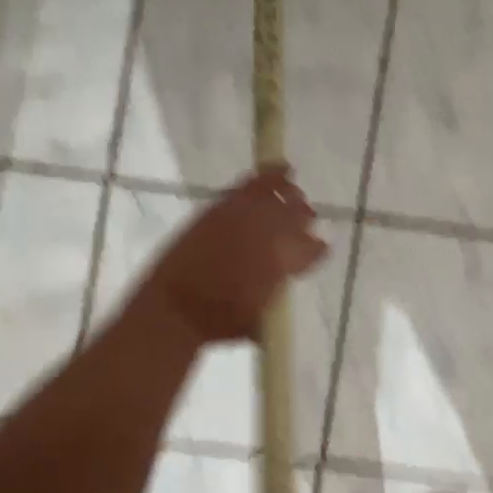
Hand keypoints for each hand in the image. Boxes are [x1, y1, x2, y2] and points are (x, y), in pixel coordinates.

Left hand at [144, 166, 328, 344]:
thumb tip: (285, 277)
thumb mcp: (262, 316)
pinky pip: (252, 184)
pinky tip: (282, 169)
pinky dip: (271, 175)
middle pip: (299, 217)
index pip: (313, 248)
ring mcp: (246, 218)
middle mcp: (270, 236)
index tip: (318, 250)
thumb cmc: (219, 322)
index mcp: (284, 263)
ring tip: (294, 194)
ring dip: (291, 196)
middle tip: (306, 221)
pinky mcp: (223, 208)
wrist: (174, 309)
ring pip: (281, 197)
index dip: (316, 249)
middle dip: (305, 219)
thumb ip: (278, 291)